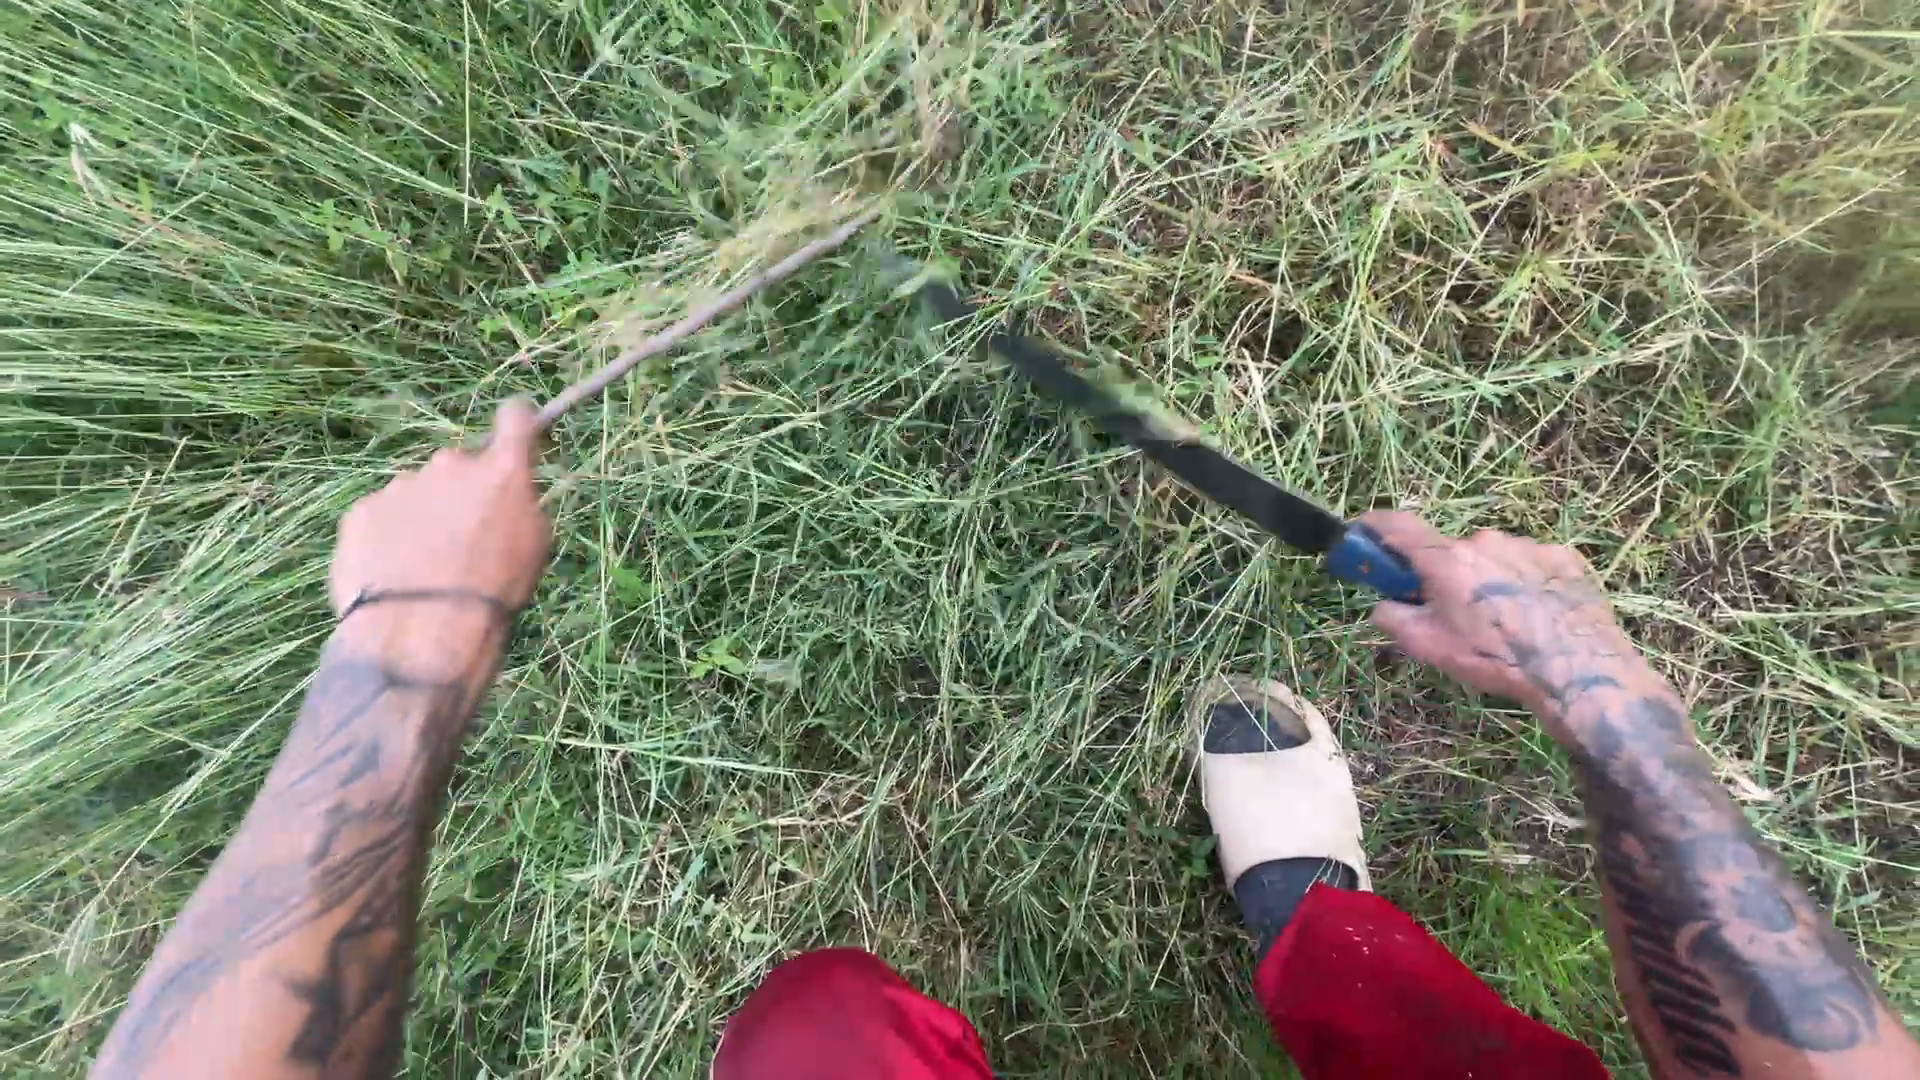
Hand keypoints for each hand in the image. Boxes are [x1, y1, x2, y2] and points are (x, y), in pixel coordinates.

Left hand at [328, 401, 549, 677]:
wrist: (425, 623)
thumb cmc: (496, 584)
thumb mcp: (535, 542)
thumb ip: (521, 502)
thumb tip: (509, 490)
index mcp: (501, 472)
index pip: (515, 420)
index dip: (520, 421)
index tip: (520, 424)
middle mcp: (450, 466)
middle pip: (461, 466)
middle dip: (465, 489)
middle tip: (470, 533)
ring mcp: (402, 485)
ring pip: (421, 492)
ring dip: (428, 514)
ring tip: (431, 563)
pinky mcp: (362, 510)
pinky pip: (386, 515)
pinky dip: (394, 534)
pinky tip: (402, 569)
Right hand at [1358, 511, 1649, 741]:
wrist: (1580, 673)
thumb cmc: (1494, 657)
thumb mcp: (1426, 646)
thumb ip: (1391, 618)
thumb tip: (1386, 604)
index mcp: (1446, 560)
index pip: (1397, 526)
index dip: (1374, 525)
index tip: (1361, 530)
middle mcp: (1484, 541)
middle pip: (1448, 550)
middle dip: (1441, 573)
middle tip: (1449, 608)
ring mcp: (1528, 546)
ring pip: (1489, 557)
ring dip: (1483, 577)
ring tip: (1500, 618)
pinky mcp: (1564, 558)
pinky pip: (1527, 562)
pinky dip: (1519, 580)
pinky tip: (1532, 612)